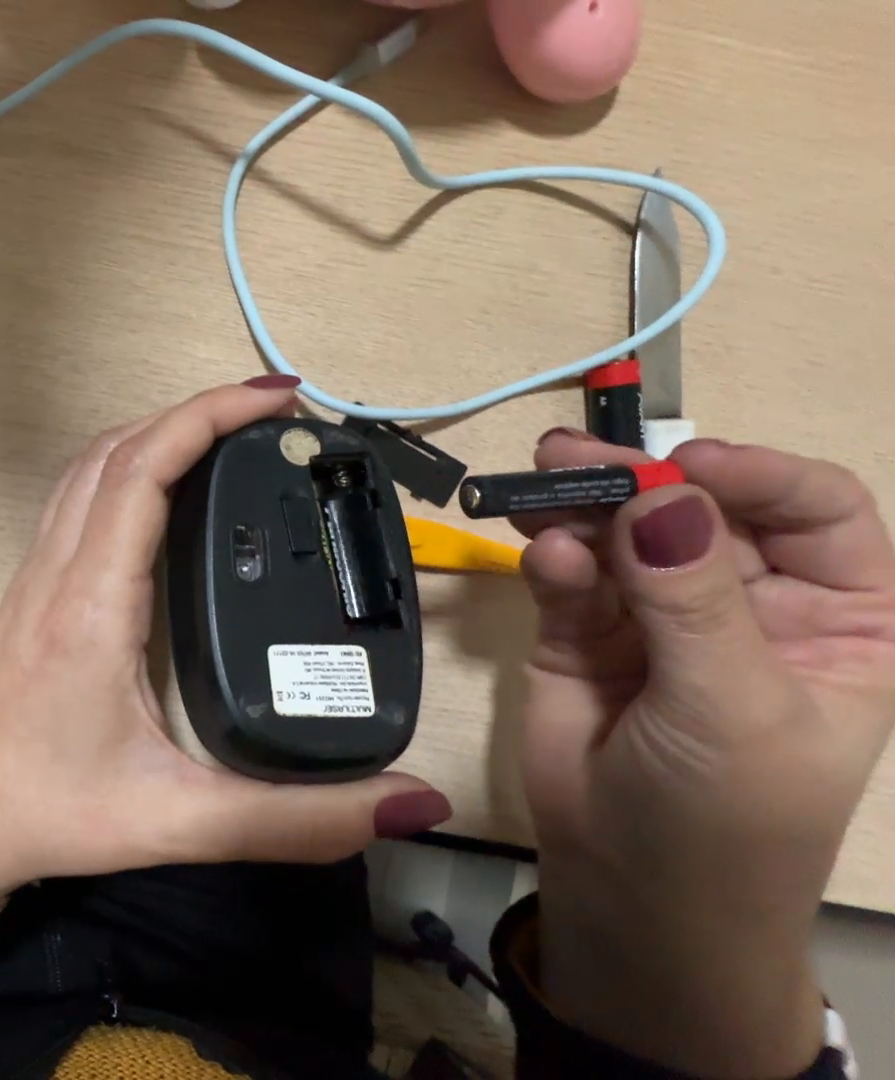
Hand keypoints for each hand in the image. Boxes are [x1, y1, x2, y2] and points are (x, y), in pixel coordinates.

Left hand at [0, 379, 451, 915]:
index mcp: (91, 606)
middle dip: (190, 413)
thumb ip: (298, 818)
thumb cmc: (49, 812)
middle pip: (111, 453)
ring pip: (84, 472)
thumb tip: (414, 799)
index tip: (277, 398)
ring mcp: (33, 579)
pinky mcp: (29, 594)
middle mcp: (55, 574)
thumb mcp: (179, 822)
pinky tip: (161, 496)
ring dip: (149, 434)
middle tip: (272, 416)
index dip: (206, 416)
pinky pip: (71, 504)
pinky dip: (119, 471)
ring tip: (225, 439)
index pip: (141, 471)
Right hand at [515, 431, 894, 1075]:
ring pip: (615, 537)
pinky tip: (541, 560)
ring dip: (574, 508)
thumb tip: (660, 500)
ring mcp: (651, 615)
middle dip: (637, 481)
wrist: (629, 879)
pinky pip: (565, 580)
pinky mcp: (576, 632)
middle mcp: (742, 602)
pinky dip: (550, 564)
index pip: (814, 514)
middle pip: (695, 513)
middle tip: (566, 455)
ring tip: (531, 486)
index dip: (754, 478)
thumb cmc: (729, 810)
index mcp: (835, 616)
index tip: (681, 465)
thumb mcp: (735, 706)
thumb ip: (694, 602)